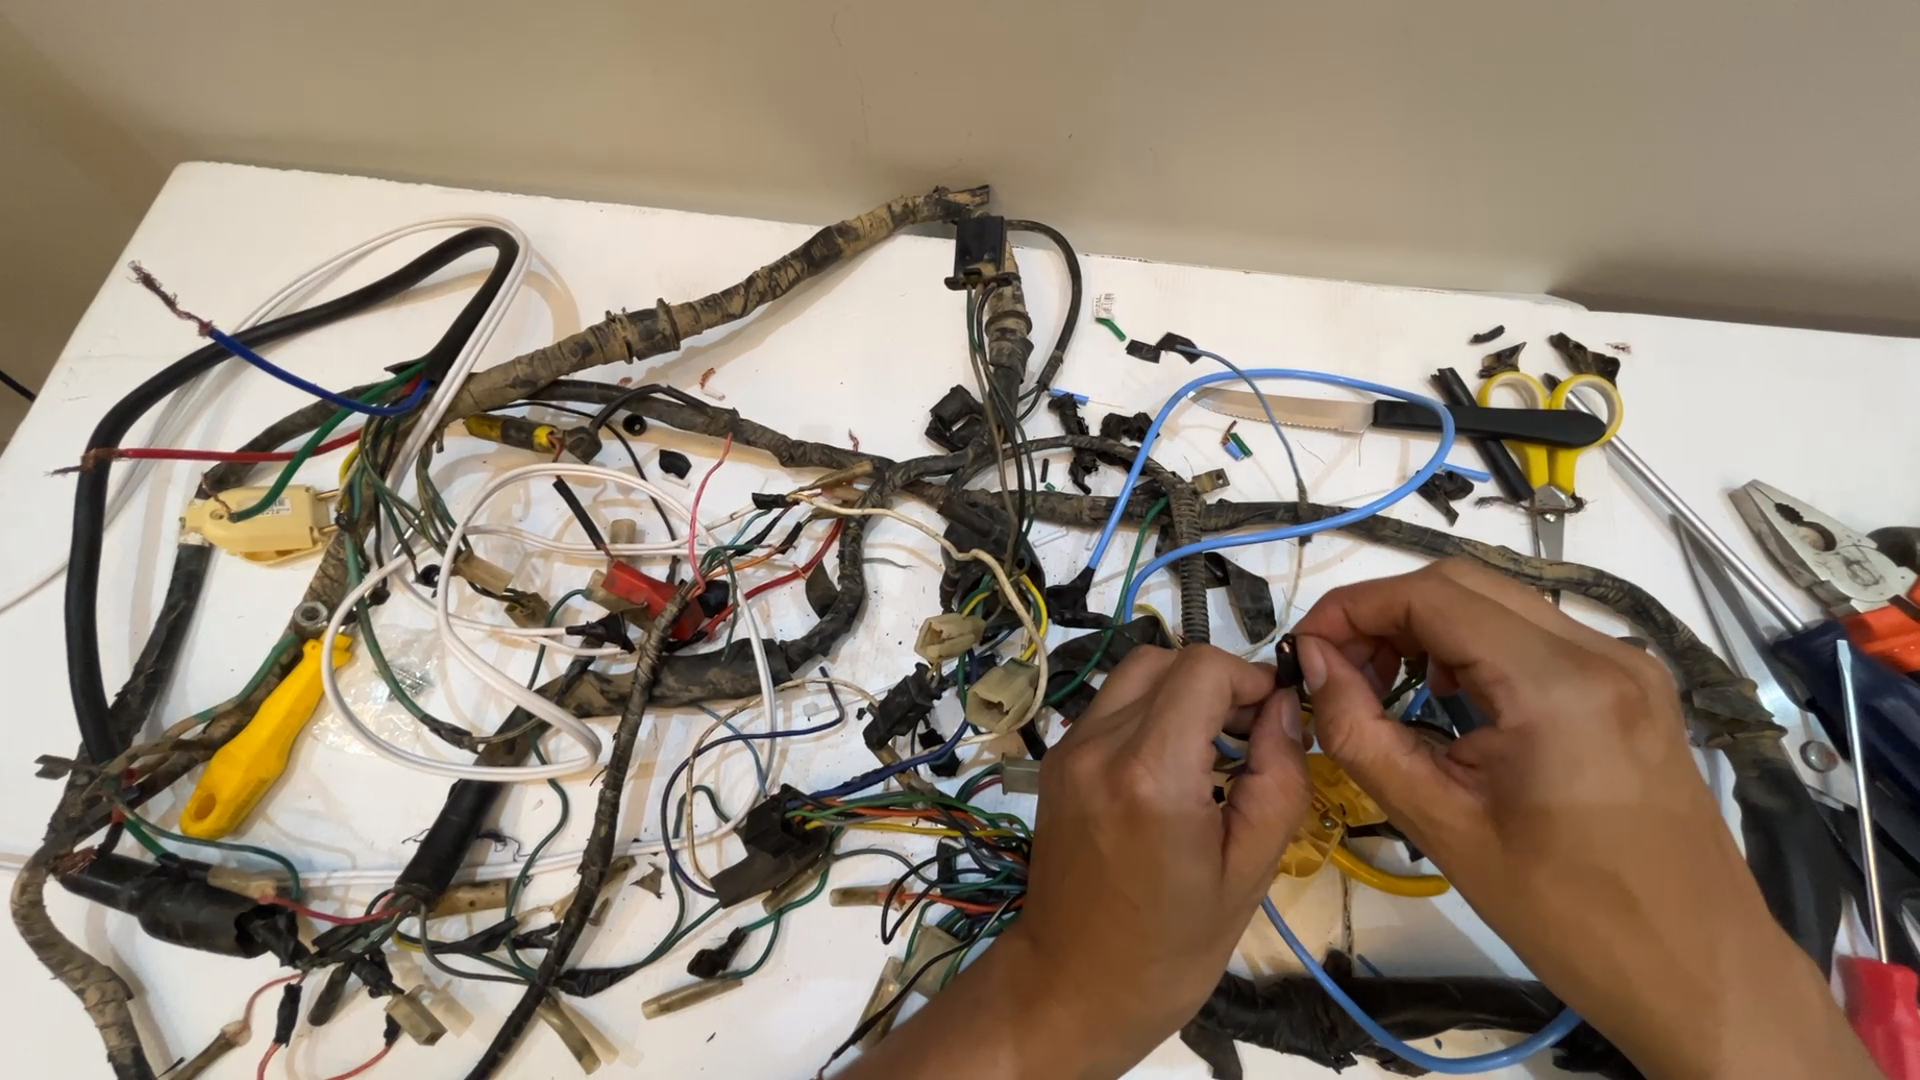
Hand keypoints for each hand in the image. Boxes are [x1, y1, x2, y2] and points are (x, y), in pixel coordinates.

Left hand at [840, 645, 1307, 1079]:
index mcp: (1149, 773)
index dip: (1249, 678)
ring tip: (1211, 748)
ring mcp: (1068, 748)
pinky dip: (1147, 713)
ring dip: (1180, 692)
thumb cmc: (1171, 946)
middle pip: (1165, 660)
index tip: (1273, 717)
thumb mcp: (1248, 871)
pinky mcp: (1056, 759)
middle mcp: (1098, 744)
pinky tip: (1170, 764)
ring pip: (1133, 676)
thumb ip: (1278, 778)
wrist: (1072, 981)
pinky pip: (1109, 707)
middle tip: (1247, 733)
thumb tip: (1283, 706)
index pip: (1202, 669)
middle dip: (1216, 681)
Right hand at [1293, 559, 1874, 1078]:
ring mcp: (1624, 663)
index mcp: (1557, 686)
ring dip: (1419, 624)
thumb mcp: (1436, 822)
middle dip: (1380, 611)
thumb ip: (1356, 728)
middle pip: (1458, 582)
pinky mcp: (1628, 683)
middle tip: (1335, 666)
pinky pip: (1525, 630)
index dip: (1351, 607)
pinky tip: (1440, 691)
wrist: (1700, 978)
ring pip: (1491, 599)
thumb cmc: (1562, 912)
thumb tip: (1310, 660)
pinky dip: (1463, 642)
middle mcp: (1600, 652)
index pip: (1429, 596)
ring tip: (1379, 680)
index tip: (1304, 647)